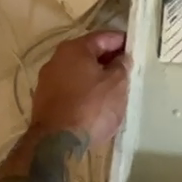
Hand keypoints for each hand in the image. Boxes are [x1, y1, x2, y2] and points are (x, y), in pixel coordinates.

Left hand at [29, 30, 131, 145]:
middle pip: (89, 54)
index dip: (122, 41)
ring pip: (79, 72)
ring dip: (96, 77)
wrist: (55, 144)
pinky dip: (84, 91)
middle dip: (109, 60)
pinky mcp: (44, 102)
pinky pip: (70, 89)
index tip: (136, 49)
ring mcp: (47, 81)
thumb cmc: (90, 107)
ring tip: (114, 89)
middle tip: (128, 70)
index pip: (104, 37)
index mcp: (74, 49)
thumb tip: (122, 58)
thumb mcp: (116, 84)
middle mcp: (57, 59)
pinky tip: (96, 104)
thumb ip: (122, 66)